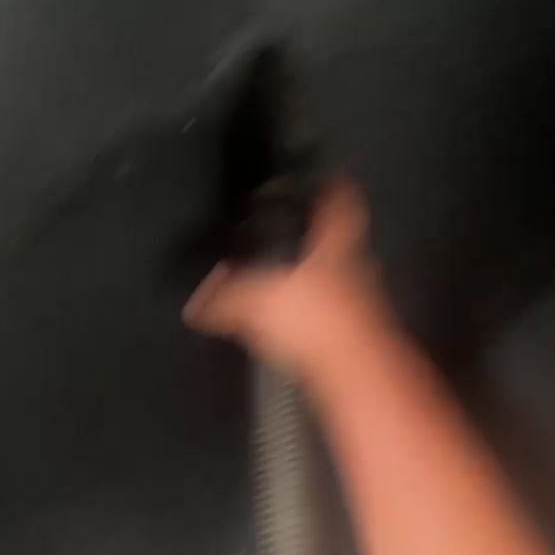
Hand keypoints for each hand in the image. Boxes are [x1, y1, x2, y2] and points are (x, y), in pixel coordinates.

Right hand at [183, 177, 392, 377]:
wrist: (355, 375)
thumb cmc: (313, 322)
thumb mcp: (252, 304)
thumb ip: (222, 300)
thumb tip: (195, 306)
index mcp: (335, 249)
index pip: (339, 205)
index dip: (333, 189)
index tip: (329, 179)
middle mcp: (354, 272)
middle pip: (340, 248)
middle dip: (318, 248)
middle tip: (297, 245)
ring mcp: (360, 308)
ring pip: (336, 289)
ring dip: (315, 291)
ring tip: (288, 295)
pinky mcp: (354, 342)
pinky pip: (329, 325)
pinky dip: (313, 326)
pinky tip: (293, 336)